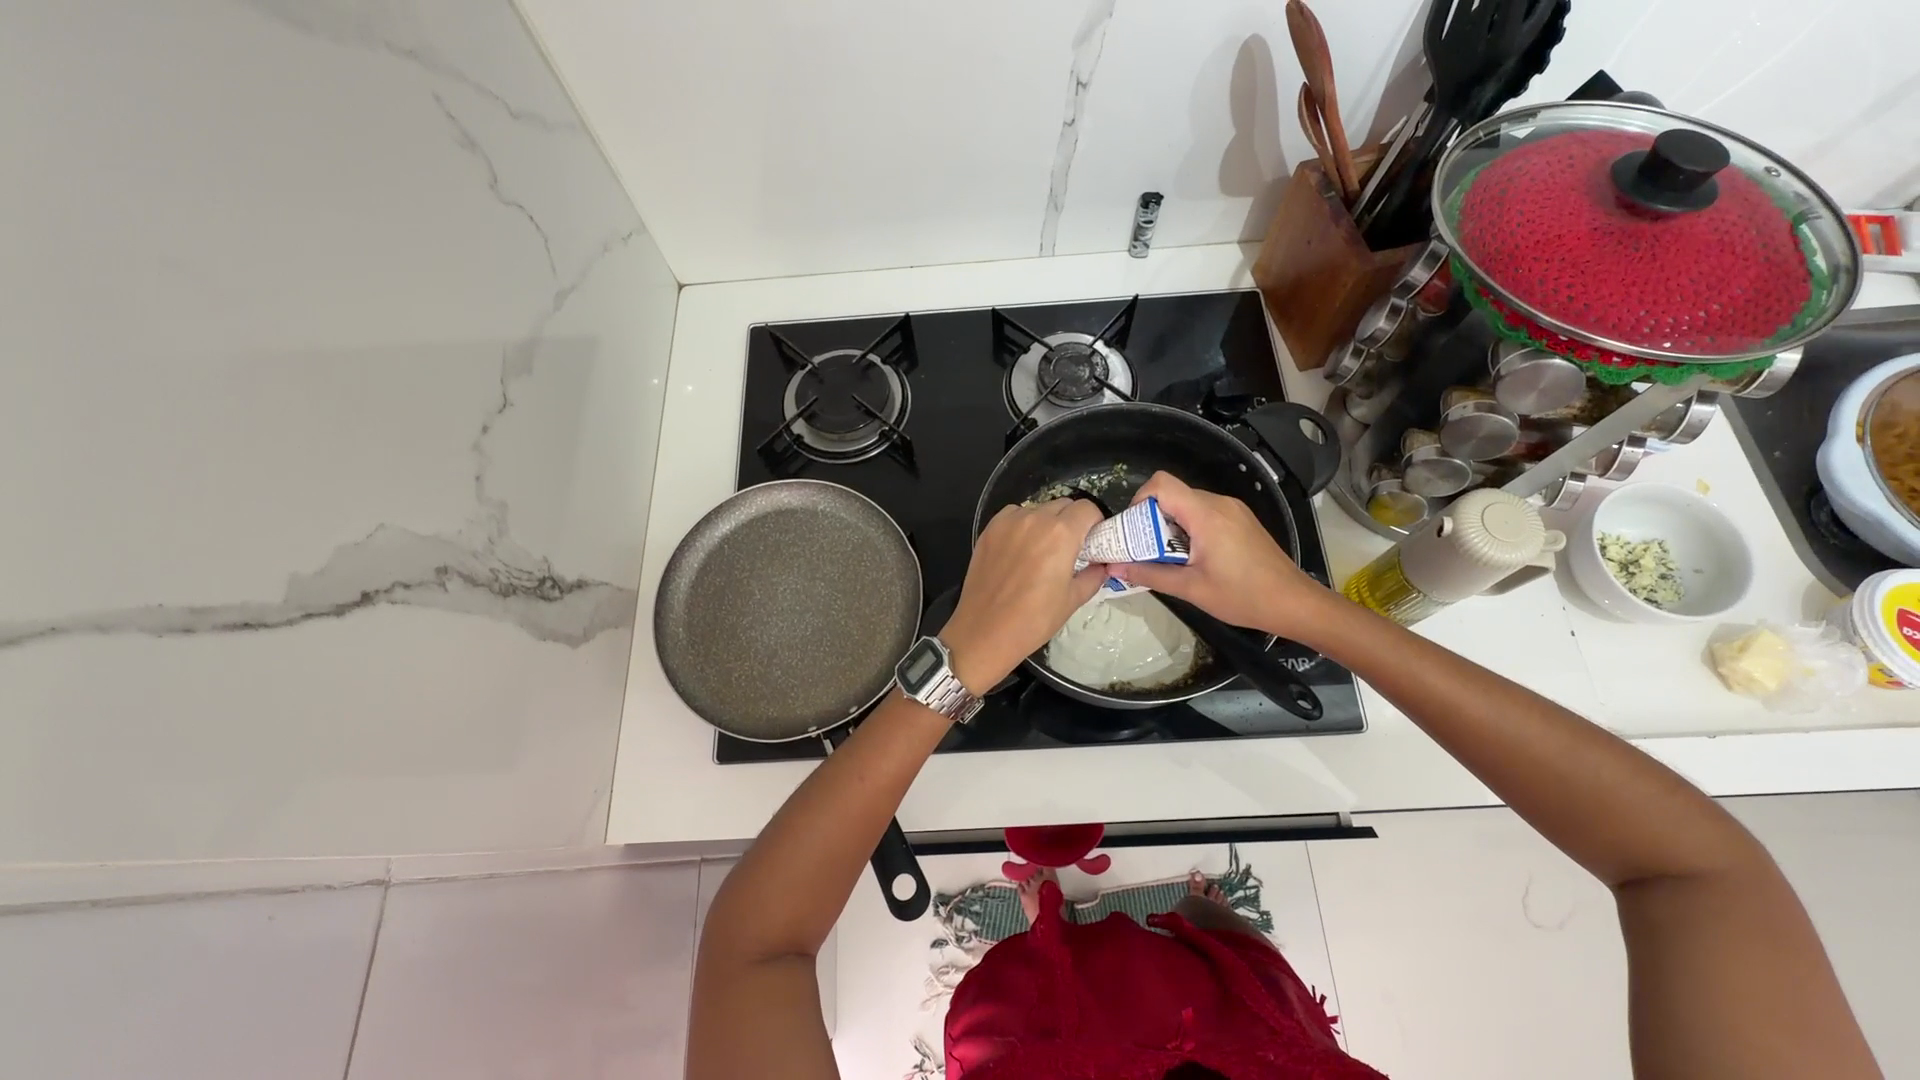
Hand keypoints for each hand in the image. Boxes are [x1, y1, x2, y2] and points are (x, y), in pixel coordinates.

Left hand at [940, 499, 1107, 693]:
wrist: (985, 631)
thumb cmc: (1034, 619)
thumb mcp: (1073, 599)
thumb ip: (1093, 575)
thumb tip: (1101, 565)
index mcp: (1061, 533)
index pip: (1087, 509)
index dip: (1094, 523)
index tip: (1092, 541)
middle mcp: (1035, 518)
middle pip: (1063, 505)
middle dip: (1072, 522)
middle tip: (1070, 549)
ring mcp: (1008, 522)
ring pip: (1037, 509)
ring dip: (1046, 522)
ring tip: (1042, 551)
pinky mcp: (989, 529)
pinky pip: (1014, 516)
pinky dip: (1022, 525)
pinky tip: (1020, 550)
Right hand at [1111, 471, 1331, 638]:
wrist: (1293, 602)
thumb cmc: (1242, 596)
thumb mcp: (1191, 589)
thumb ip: (1150, 574)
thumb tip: (1115, 567)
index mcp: (1206, 515)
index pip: (1162, 484)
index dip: (1140, 500)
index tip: (1134, 530)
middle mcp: (1220, 503)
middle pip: (1174, 494)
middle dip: (1152, 519)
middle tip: (1145, 550)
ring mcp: (1233, 510)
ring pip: (1189, 504)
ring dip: (1171, 526)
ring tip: (1169, 558)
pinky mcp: (1241, 520)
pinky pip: (1205, 513)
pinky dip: (1190, 529)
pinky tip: (1193, 558)